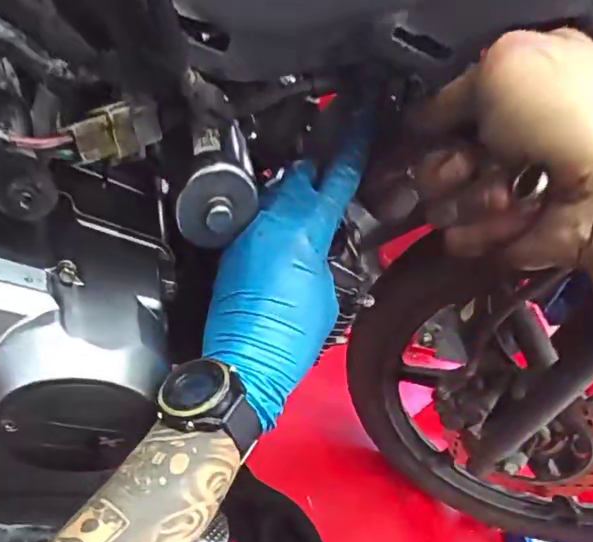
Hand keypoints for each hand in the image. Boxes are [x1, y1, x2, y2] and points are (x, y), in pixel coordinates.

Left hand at [201, 120, 370, 429]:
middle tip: (335, 171)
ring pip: (276, 195)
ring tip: (311, 208)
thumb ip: (326, 258)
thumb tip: (321, 246)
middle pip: (300, 175)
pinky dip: (275, 220)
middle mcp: (271, 221)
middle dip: (319, 171)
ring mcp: (247, 233)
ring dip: (294, 196)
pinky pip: (259, 221)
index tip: (360, 124)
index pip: (336, 175)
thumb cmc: (284, 343)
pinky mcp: (231, 251)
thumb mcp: (327, 298)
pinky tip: (285, 236)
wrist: (245, 365)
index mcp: (305, 228)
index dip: (352, 148)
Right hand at [367, 29, 592, 268]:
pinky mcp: (510, 237)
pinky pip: (467, 241)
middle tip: (473, 166)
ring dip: (466, 202)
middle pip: (437, 166)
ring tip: (504, 195)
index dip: (431, 129)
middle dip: (446, 169)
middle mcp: (509, 140)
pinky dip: (481, 233)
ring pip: (446, 207)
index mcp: (514, 89)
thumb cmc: (572, 109)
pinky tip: (508, 221)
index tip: (433, 136)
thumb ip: (448, 94)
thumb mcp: (502, 66)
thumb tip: (419, 121)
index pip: (445, 115)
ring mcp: (509, 192)